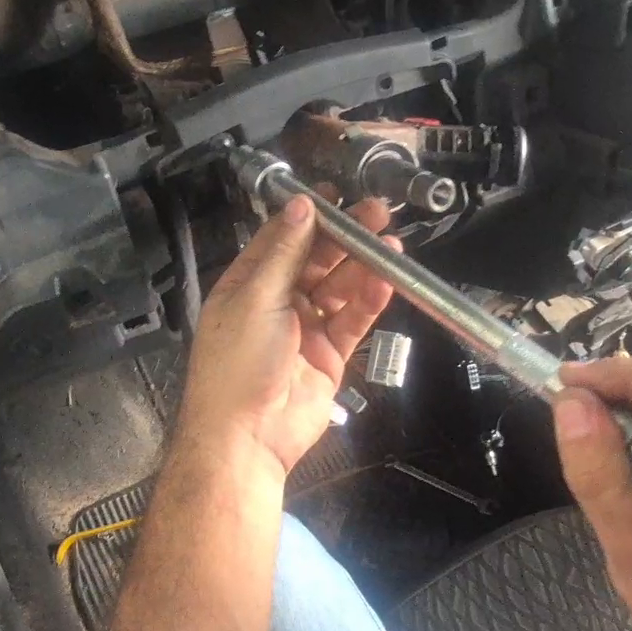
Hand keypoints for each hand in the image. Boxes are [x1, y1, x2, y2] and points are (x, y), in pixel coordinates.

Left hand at [177, 195, 395, 475]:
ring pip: (339, 289)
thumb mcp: (255, 299)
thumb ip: (284, 253)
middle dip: (346, 237)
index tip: (337, 194)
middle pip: (317, 261)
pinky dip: (369, 301)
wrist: (248, 436)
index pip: (282, 240)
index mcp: (248, 285)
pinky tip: (386, 280)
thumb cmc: (240, 363)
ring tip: (392, 244)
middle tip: (377, 212)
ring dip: (363, 266)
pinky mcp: (330, 355)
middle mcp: (277, 302)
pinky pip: (353, 321)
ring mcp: (305, 329)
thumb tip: (300, 206)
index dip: (309, 216)